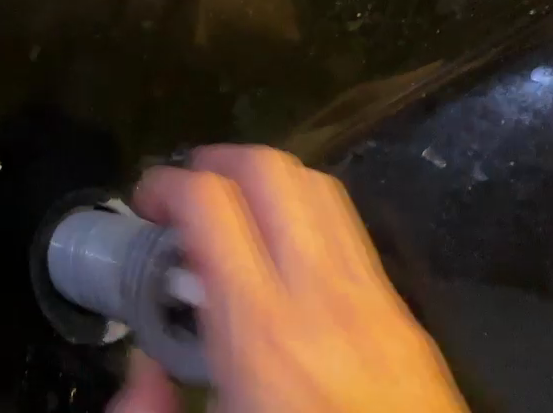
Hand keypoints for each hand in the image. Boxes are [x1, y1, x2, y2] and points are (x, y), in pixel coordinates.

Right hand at [109, 146, 466, 412]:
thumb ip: (151, 408)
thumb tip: (144, 367)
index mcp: (261, 333)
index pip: (210, 202)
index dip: (164, 184)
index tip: (145, 206)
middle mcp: (321, 297)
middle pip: (268, 170)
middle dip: (215, 163)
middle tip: (186, 196)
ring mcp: (375, 303)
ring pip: (316, 186)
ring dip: (264, 182)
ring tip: (234, 214)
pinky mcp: (408, 321)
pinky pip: (350, 232)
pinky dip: (305, 219)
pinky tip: (286, 262)